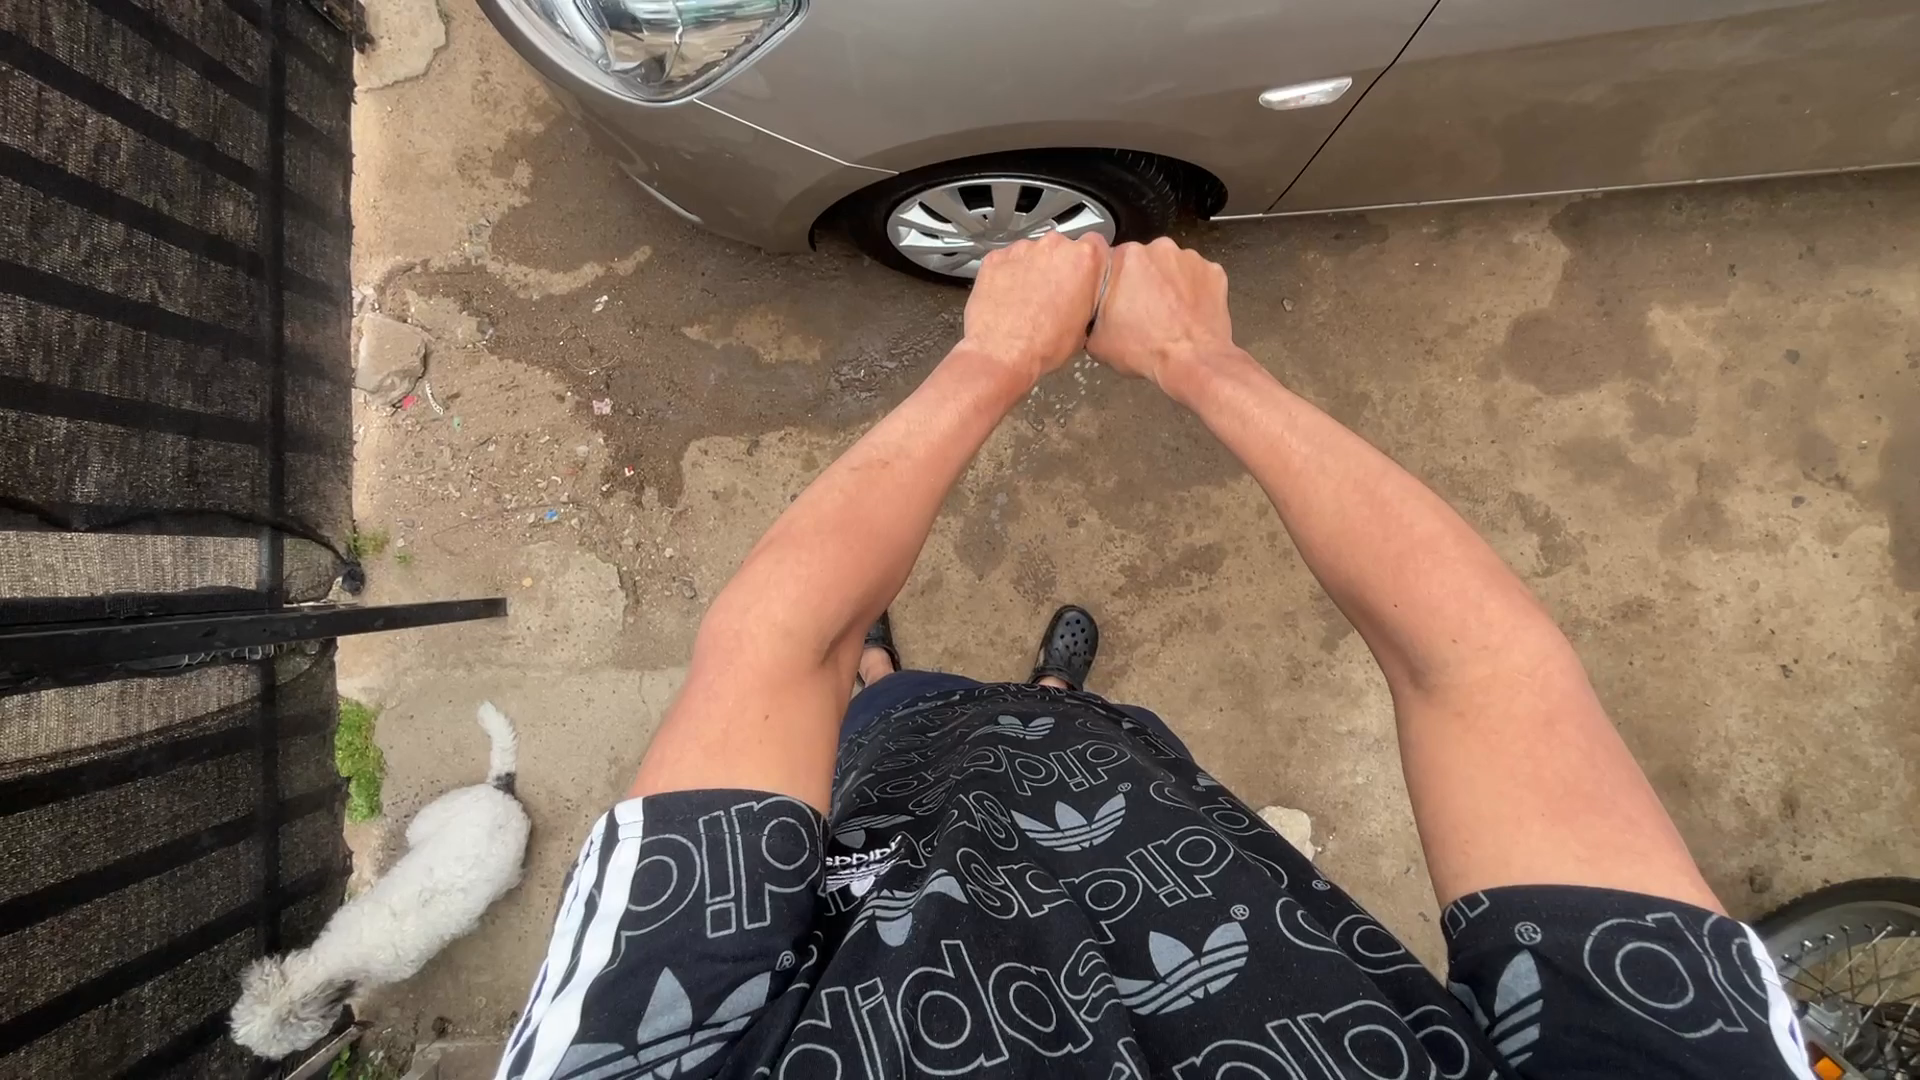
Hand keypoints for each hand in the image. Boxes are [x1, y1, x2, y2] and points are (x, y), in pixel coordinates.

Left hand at [960, 231, 1110, 384]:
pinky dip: (1006, 276)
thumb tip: (1079, 300)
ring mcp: (1022, 250)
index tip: (1081, 276)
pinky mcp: (995, 258)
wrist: (1002, 355)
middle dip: (1057, 268)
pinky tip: (1007, 300)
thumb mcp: (1083, 328)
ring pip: (1032, 255)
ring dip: (1031, 272)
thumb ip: (1086, 300)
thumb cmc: (1042, 346)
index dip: (1087, 265)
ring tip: (1026, 303)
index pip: (1095, 245)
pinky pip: (1005, 262)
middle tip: (1051, 297)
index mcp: (1084, 259)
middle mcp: (1054, 246)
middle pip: (1061, 249)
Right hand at [1086, 238, 1240, 399]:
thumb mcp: (1096, 342)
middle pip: (1143, 262)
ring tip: (1164, 316)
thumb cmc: (1148, 350)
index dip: (1112, 284)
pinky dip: (1190, 292)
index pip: (1112, 261)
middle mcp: (1159, 250)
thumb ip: (1089, 317)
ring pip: (1170, 268)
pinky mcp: (1212, 271)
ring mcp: (1189, 259)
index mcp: (1126, 258)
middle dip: (1140, 282)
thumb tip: (1090, 316)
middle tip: (1139, 312)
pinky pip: (1196, 278)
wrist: (1191, 361)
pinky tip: (1183, 315)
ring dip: (1166, 286)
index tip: (1115, 300)